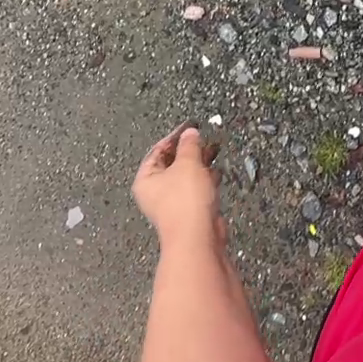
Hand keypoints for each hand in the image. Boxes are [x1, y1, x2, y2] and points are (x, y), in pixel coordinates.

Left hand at [133, 125, 221, 246]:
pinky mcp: (189, 210)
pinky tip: (216, 171)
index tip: (190, 126)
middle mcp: (155, 191)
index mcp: (146, 179)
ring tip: (213, 149)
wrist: (198, 236)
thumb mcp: (187, 163)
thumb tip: (191, 133)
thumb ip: (189, 144)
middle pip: (171, 163)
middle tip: (203, 136)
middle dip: (189, 149)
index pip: (158, 150)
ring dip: (199, 162)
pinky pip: (196, 188)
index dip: (175, 136)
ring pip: (185, 175)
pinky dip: (205, 178)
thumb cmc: (185, 202)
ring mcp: (172, 202)